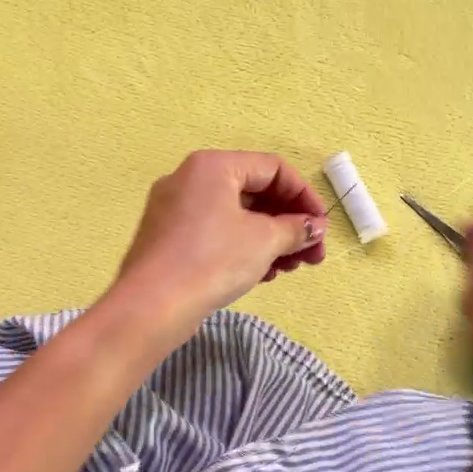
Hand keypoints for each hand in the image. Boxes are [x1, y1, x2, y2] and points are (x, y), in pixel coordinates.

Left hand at [111, 150, 326, 330]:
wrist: (151, 305)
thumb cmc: (211, 261)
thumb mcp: (264, 241)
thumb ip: (295, 228)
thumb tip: (312, 227)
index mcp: (211, 166)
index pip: (272, 169)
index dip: (304, 197)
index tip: (321, 228)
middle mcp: (188, 181)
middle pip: (253, 194)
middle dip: (288, 224)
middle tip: (311, 255)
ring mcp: (173, 211)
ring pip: (234, 218)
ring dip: (268, 241)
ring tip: (289, 269)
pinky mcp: (167, 240)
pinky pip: (213, 235)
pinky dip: (241, 249)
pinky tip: (261, 275)